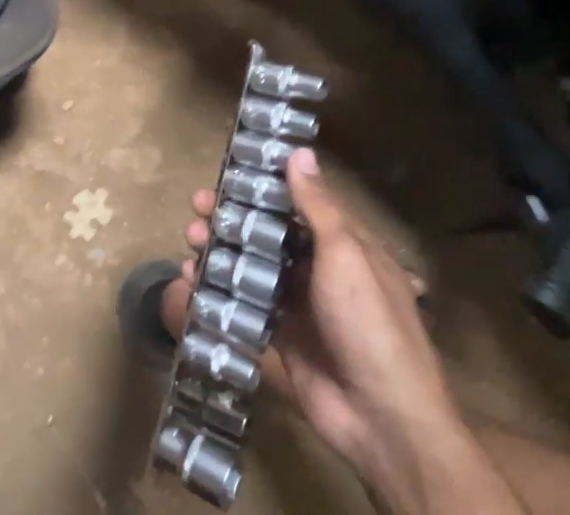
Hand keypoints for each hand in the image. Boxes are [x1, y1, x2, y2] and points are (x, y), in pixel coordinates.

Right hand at [162, 149, 466, 501]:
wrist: (379, 416)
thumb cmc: (369, 326)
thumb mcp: (347, 257)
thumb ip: (318, 208)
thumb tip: (301, 153)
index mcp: (348, 248)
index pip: (302, 205)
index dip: (266, 186)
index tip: (229, 170)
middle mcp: (322, 271)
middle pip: (270, 234)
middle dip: (232, 218)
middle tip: (197, 206)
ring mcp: (299, 304)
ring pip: (251, 266)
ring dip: (219, 249)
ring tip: (191, 240)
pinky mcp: (279, 334)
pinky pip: (242, 303)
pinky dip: (216, 288)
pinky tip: (191, 279)